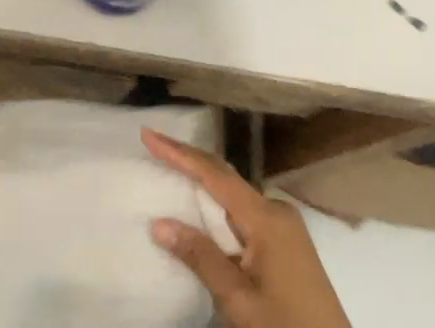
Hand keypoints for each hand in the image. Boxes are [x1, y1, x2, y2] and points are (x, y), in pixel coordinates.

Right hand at [143, 128, 352, 327]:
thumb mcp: (238, 300)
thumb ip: (201, 257)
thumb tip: (158, 222)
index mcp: (267, 220)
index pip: (215, 176)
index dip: (179, 153)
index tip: (148, 134)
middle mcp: (278, 212)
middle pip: (226, 176)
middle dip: (189, 158)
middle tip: (153, 143)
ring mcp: (285, 227)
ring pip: (235, 193)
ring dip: (202, 179)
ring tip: (169, 167)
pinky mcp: (287, 243)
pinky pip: (244, 211)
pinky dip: (217, 203)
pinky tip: (200, 206)